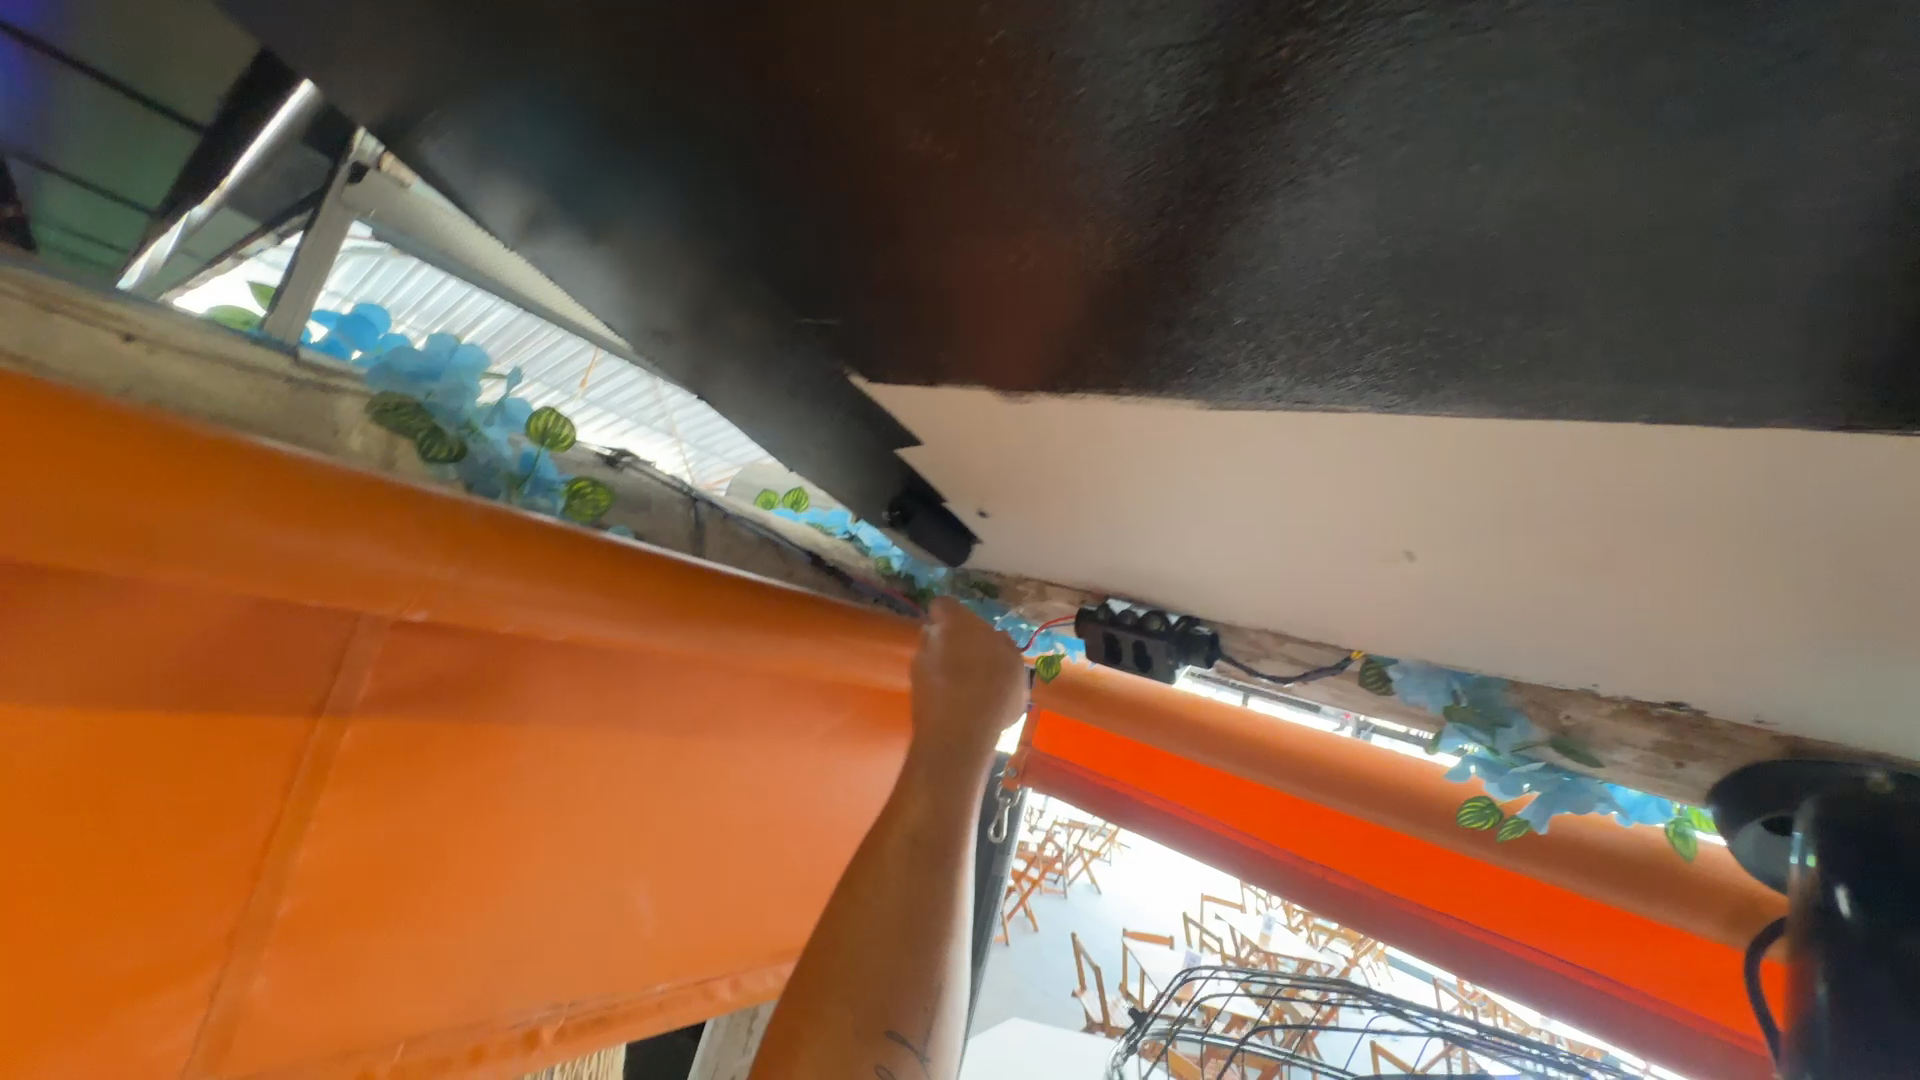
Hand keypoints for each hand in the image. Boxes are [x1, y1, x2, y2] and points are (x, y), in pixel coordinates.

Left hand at [910, 597, 1027, 761]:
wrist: (960, 731)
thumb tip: (995, 640)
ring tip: (969, 691)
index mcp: (954, 621)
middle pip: (936, 633)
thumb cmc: (995, 685)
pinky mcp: (913, 696)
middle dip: (950, 643)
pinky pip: (929, 686)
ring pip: (931, 660)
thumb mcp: (1014, 662)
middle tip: (974, 662)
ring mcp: (917, 668)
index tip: (971, 630)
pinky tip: (961, 709)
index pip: (944, 604)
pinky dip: (941, 692)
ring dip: (945, 670)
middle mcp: (929, 638)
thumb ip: (1002, 646)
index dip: (955, 615)